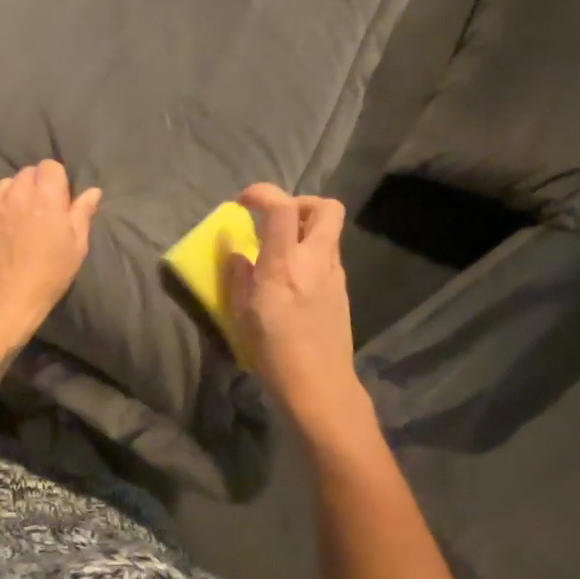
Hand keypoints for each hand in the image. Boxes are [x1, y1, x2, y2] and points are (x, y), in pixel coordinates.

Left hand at [0, 160, 101, 335]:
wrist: (9, 295)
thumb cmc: (50, 272)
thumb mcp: (77, 244)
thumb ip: (83, 212)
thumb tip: (93, 191)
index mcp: (46, 196)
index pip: (50, 166)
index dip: (56, 181)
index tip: (58, 201)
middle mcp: (18, 193)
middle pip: (27, 173)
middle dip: (35, 186)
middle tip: (39, 211)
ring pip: (6, 185)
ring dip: (14, 195)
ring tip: (18, 219)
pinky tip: (1, 229)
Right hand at [223, 185, 366, 428]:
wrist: (318, 385)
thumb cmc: (273, 351)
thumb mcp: (241, 314)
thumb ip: (238, 276)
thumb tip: (238, 253)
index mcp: (285, 265)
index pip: (282, 208)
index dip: (263, 193)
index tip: (243, 202)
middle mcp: (316, 261)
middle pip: (326, 208)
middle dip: (299, 203)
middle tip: (274, 221)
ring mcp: (334, 275)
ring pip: (328, 233)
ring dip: (304, 231)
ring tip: (277, 253)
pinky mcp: (341, 291)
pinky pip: (327, 257)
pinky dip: (309, 255)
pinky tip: (290, 282)